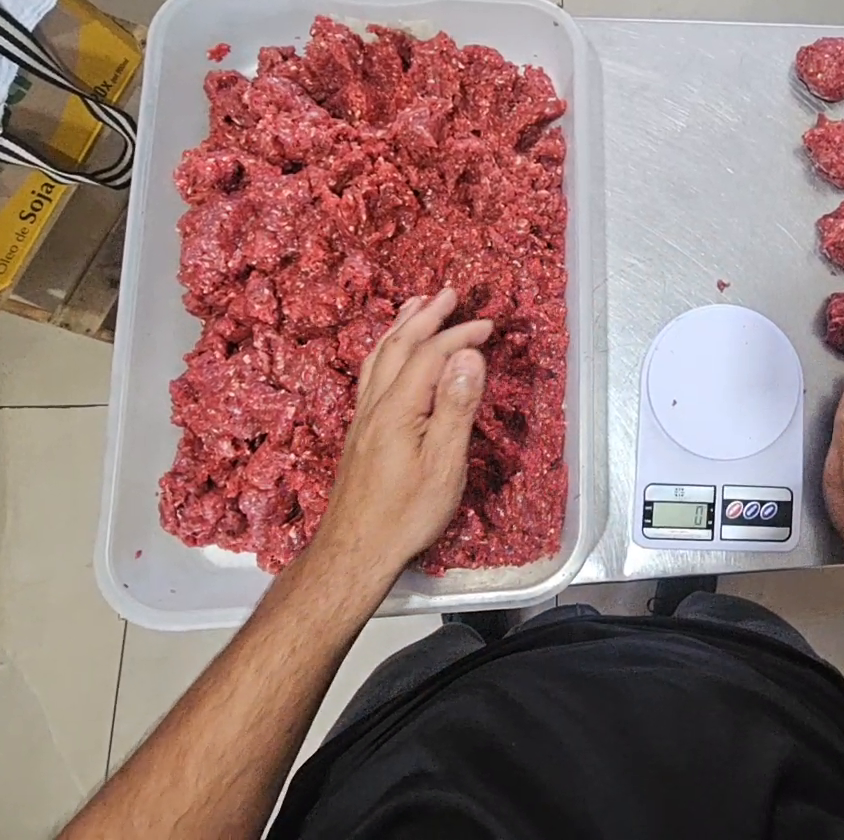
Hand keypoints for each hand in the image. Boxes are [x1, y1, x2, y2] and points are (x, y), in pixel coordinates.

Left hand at [307, 289, 491, 590]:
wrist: (354, 551)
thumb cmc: (408, 512)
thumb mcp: (444, 463)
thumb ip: (456, 406)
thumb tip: (469, 356)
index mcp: (399, 408)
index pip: (431, 355)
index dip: (460, 335)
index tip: (489, 324)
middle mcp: (376, 404)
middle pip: (399, 346)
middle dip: (427, 317)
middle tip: (449, 293)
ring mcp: (364, 416)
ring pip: (380, 357)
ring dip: (401, 327)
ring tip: (416, 305)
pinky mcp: (361, 430)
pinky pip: (372, 373)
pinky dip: (387, 349)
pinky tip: (391, 354)